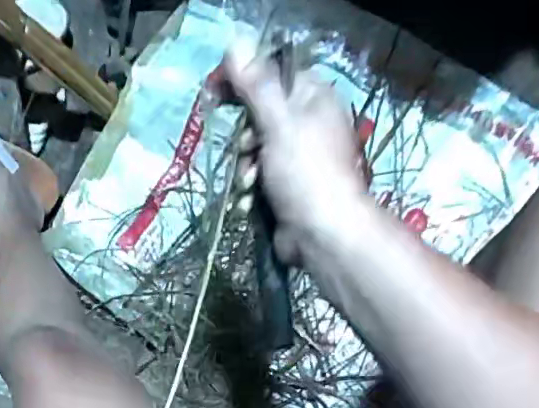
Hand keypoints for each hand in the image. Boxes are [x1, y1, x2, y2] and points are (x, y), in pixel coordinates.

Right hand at [222, 44, 369, 263]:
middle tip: (246, 150)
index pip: (273, 76)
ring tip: (250, 183)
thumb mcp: (279, 122)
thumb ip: (257, 85)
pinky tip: (250, 201)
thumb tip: (236, 42)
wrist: (322, 234)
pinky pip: (259, 182)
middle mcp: (307, 126)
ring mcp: (297, 162)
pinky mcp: (287, 191)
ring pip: (256, 153)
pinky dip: (251, 191)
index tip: (216, 92)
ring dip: (245, 169)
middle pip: (260, 117)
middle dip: (245, 137)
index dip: (244, 83)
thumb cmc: (305, 174)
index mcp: (313, 99)